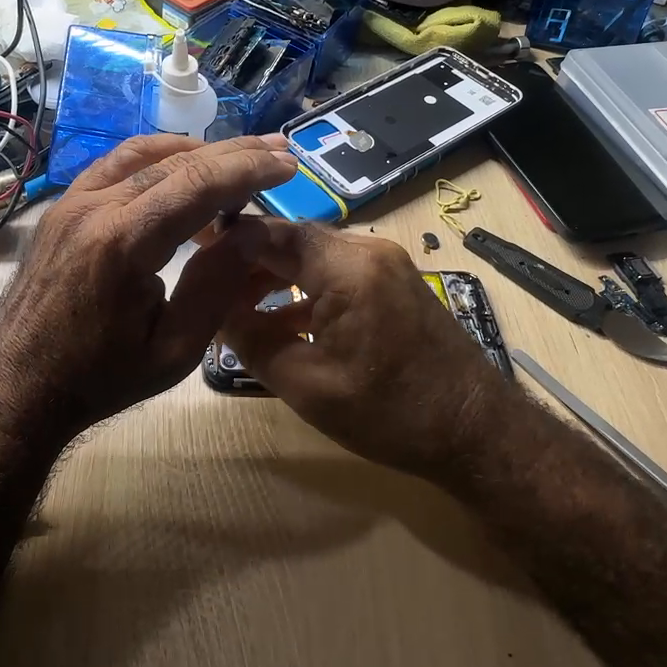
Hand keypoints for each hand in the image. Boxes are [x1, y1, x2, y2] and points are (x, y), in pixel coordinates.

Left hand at [0, 134, 299, 444]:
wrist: (17, 387)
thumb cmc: (99, 379)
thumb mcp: (172, 351)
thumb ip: (214, 287)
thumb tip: (252, 234)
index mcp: (123, 244)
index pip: (197, 185)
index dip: (248, 170)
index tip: (287, 165)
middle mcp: (94, 208)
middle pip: (174, 162)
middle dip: (232, 153)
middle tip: (277, 150)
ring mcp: (71, 203)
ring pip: (141, 154)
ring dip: (194, 149)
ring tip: (237, 155)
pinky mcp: (61, 208)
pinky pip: (113, 165)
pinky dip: (154, 158)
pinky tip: (180, 167)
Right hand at [218, 217, 501, 478]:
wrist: (478, 433)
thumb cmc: (390, 413)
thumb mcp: (306, 385)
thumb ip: (252, 342)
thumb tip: (214, 314)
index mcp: (346, 266)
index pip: (269, 232)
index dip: (225, 243)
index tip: (188, 258)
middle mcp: (366, 249)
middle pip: (289, 239)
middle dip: (245, 262)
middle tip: (204, 287)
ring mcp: (384, 264)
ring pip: (311, 255)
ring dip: (273, 277)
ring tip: (234, 308)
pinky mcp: (392, 283)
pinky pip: (335, 273)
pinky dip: (303, 290)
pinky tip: (280, 321)